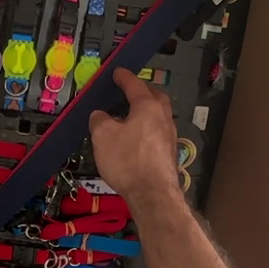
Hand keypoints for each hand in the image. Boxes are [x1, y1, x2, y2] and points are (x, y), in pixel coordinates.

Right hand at [88, 67, 182, 210]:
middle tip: (130, 92)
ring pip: (158, 116)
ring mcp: (169, 137)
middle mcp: (163, 118)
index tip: (117, 72)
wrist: (153, 194)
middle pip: (156, 97)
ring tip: (130, 118)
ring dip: (146, 113)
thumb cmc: (127, 161)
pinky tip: (136, 141)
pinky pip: (157, 134)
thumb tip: (100, 115)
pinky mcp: (168, 154)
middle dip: (143, 91)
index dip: (124, 77)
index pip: (135, 85)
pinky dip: (147, 130)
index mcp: (148, 107)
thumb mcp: (103, 136)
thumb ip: (99, 120)